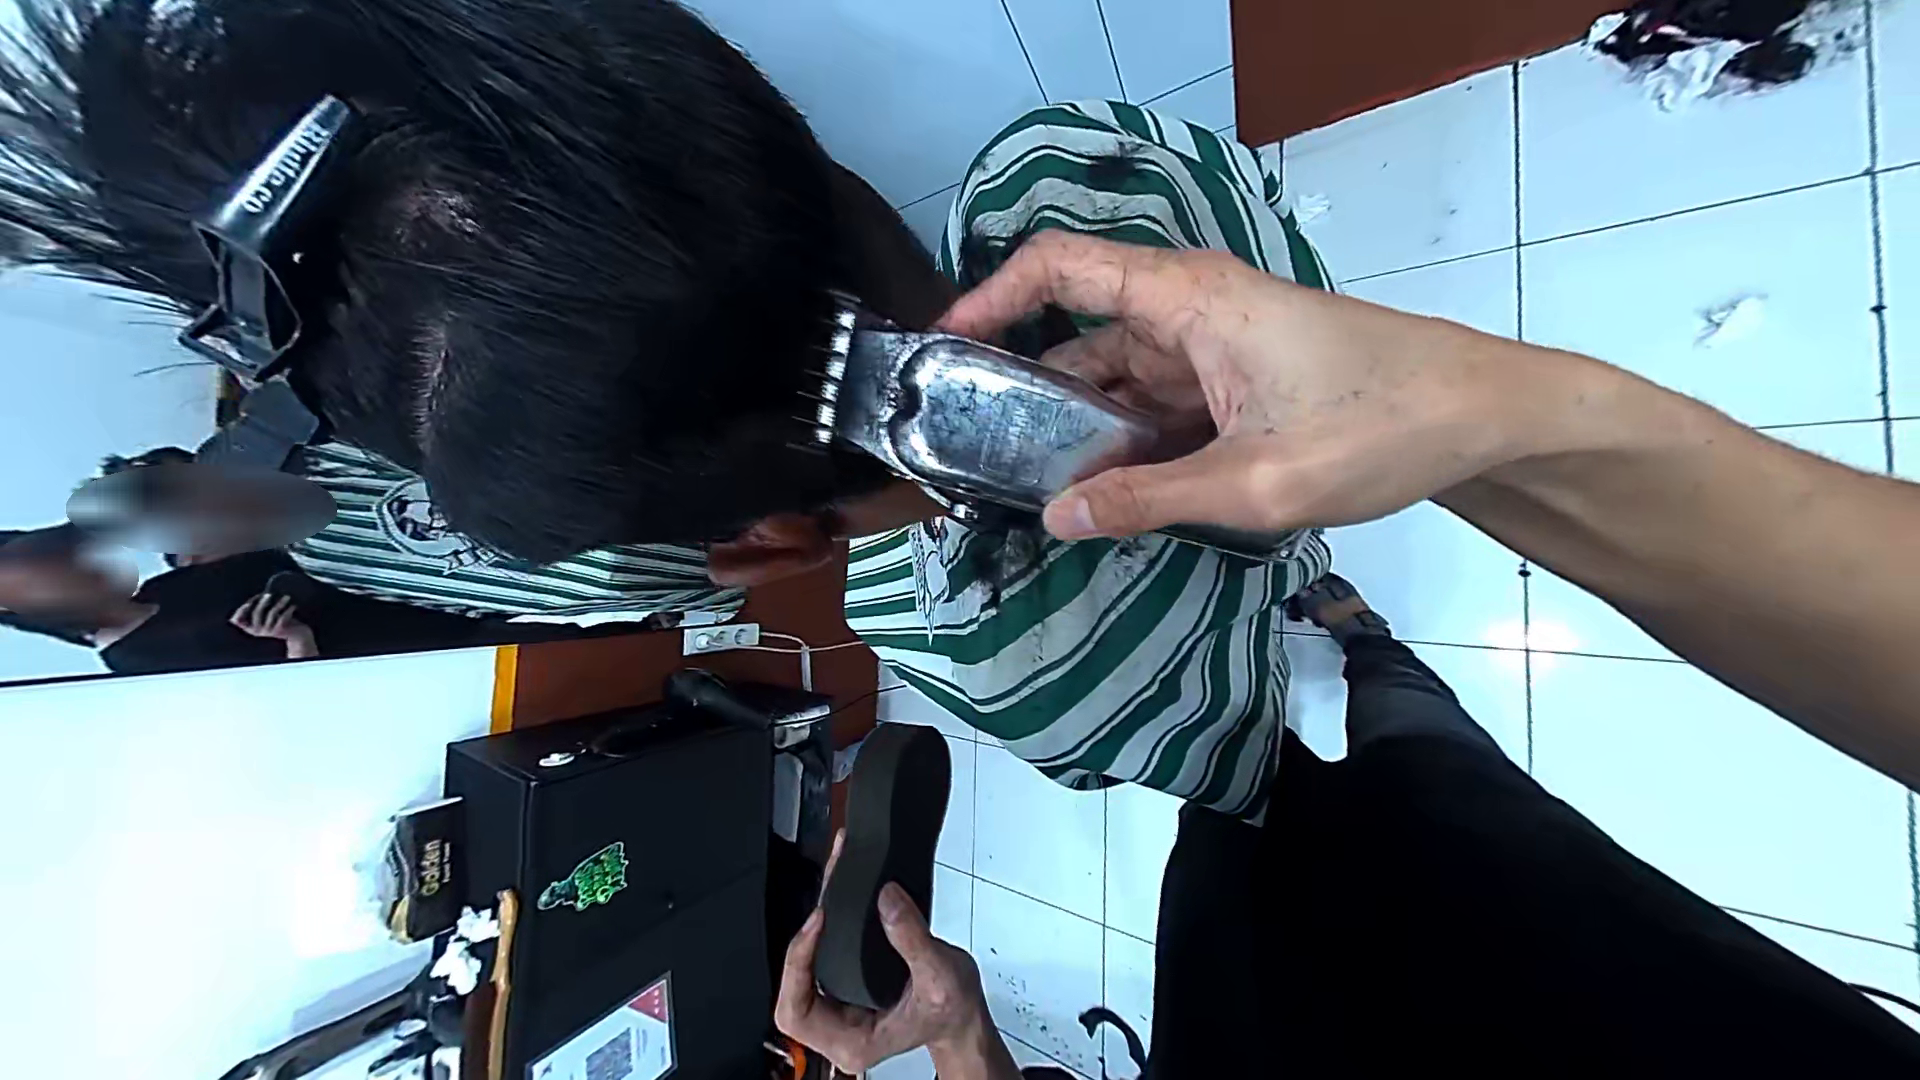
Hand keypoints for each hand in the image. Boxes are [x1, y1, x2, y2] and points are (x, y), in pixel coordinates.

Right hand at [230, 594, 318, 657]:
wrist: (298, 636)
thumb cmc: (284, 624)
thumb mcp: (270, 619)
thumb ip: (263, 611)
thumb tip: (262, 595)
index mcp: (250, 628)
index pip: (237, 621)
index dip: (240, 611)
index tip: (248, 602)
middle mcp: (256, 631)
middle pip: (256, 613)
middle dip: (262, 602)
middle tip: (269, 594)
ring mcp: (268, 631)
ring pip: (271, 613)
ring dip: (280, 603)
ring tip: (287, 597)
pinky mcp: (280, 630)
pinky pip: (283, 617)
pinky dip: (289, 610)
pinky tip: (294, 605)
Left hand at [775, 837, 1010, 1076]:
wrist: (964, 1013)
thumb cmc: (952, 1010)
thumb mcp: (940, 976)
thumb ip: (912, 940)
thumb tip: (887, 898)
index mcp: (852, 1039)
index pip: (796, 1010)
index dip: (797, 964)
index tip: (818, 921)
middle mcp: (840, 1023)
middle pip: (795, 985)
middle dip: (803, 941)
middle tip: (823, 903)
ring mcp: (843, 1002)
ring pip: (808, 965)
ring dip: (814, 925)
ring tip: (829, 886)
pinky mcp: (850, 979)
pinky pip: (826, 951)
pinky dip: (830, 919)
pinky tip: (839, 891)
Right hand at [937, 231, 1588, 540]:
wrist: (1481, 419)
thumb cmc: (1381, 427)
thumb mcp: (1257, 480)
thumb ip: (1149, 499)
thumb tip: (1055, 517)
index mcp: (1188, 301)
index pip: (1064, 267)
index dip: (994, 296)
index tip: (946, 345)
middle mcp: (1184, 316)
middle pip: (1075, 337)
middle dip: (1022, 386)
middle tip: (973, 446)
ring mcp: (1200, 355)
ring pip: (1108, 383)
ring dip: (1070, 429)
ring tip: (1020, 481)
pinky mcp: (1218, 388)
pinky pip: (1144, 412)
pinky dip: (1114, 447)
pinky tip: (1092, 490)